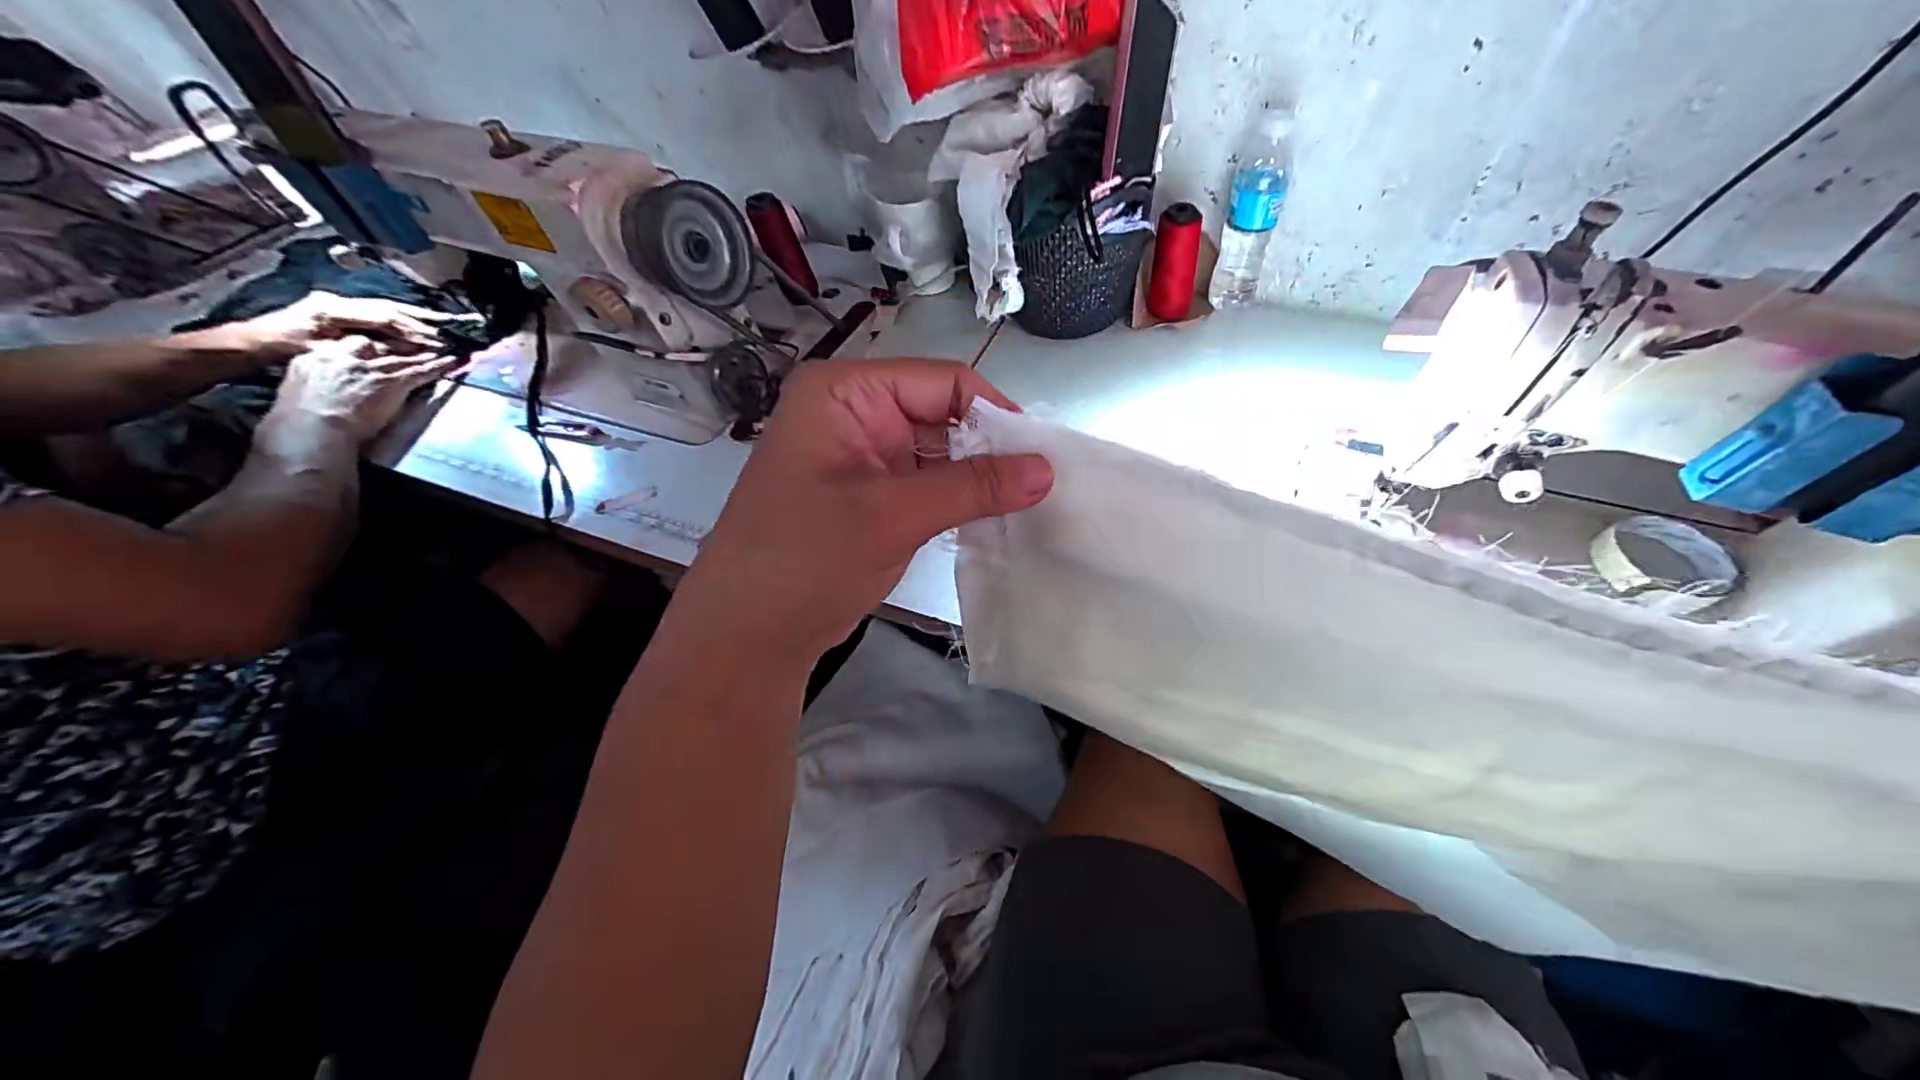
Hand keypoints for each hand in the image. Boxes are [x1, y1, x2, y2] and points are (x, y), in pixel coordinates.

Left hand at [239, 292, 467, 359]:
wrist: (252, 343)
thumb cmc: (283, 349)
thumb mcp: (321, 352)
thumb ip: (361, 348)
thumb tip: (399, 349)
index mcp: (333, 308)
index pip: (384, 316)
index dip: (414, 329)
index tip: (439, 341)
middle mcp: (339, 301)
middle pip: (390, 308)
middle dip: (423, 320)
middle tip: (454, 327)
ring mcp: (339, 305)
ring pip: (387, 310)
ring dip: (417, 320)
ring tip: (445, 326)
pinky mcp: (341, 313)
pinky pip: (380, 316)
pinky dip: (403, 323)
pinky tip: (420, 330)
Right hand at [260, 336, 462, 452]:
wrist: (313, 430)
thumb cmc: (299, 420)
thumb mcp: (298, 389)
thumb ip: (315, 379)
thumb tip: (328, 385)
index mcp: (315, 358)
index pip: (346, 345)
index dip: (367, 348)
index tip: (379, 350)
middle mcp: (344, 358)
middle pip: (376, 346)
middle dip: (398, 346)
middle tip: (419, 344)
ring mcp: (369, 369)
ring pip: (402, 358)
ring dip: (423, 355)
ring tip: (444, 349)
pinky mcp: (390, 383)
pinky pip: (419, 371)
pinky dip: (438, 367)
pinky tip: (453, 362)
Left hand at [671, 358, 1052, 663]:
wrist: (747, 634)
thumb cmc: (804, 560)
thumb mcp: (891, 515)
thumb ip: (971, 487)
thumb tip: (1046, 470)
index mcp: (844, 392)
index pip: (940, 380)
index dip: (993, 412)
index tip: (1039, 454)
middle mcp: (853, 413)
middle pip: (941, 413)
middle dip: (988, 447)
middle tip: (1040, 483)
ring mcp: (861, 456)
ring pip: (938, 452)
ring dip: (976, 477)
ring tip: (1026, 503)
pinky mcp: (868, 495)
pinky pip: (925, 483)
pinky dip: (957, 499)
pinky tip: (991, 518)